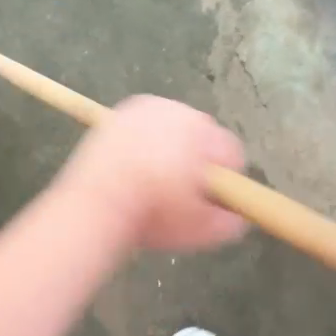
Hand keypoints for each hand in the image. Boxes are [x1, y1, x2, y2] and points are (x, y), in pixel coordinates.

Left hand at [53, 96, 247, 251]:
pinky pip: (150, 120)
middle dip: (199, 156)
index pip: (232, 152)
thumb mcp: (199, 229)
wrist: (97, 199)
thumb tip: (237, 215)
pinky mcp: (128, 107)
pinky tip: (139, 159)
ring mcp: (153, 106)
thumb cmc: (152, 213)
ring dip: (174, 143)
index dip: (226, 177)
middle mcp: (182, 112)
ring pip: (177, 124)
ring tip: (157, 173)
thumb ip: (229, 222)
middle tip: (182, 186)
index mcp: (205, 136)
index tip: (213, 196)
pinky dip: (149, 135)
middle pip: (205, 134)